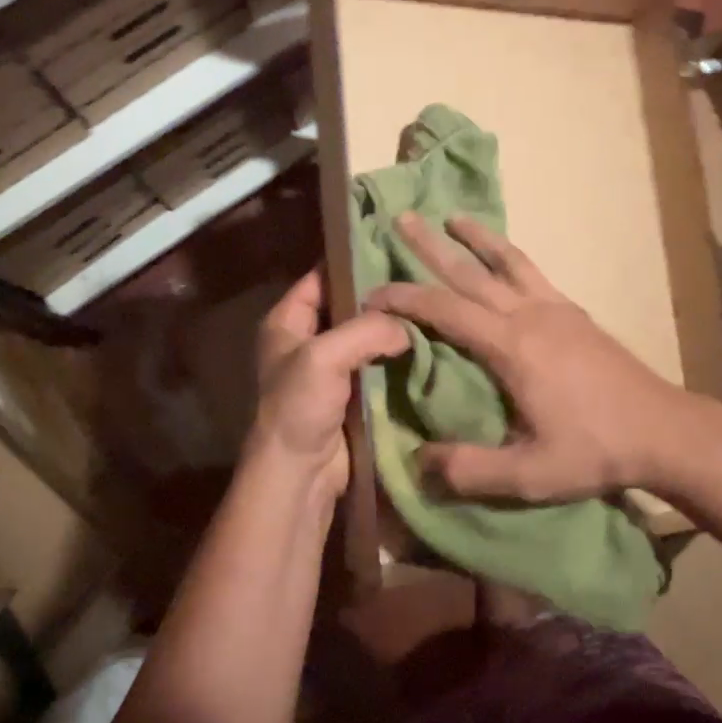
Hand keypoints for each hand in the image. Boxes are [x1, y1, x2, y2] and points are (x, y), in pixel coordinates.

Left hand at [253, 270, 409, 494]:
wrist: (299, 474)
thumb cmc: (299, 406)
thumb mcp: (325, 355)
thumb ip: (367, 330)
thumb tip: (407, 327)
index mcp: (287, 321)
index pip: (322, 277)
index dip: (352, 262)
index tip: (395, 248)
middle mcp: (307, 339)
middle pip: (349, 307)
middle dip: (382, 298)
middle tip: (424, 280)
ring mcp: (331, 369)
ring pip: (368, 338)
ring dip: (395, 331)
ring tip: (434, 308)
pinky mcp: (352, 395)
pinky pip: (379, 367)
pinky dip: (399, 360)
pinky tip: (430, 346)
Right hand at [366, 214, 712, 502]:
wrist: (664, 431)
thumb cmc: (595, 450)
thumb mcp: (529, 475)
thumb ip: (470, 470)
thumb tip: (417, 459)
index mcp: (511, 347)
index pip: (444, 311)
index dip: (404, 298)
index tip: (371, 293)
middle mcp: (529, 315)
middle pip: (470, 272)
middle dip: (431, 247)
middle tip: (401, 217)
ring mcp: (555, 309)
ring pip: (506, 261)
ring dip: (476, 237)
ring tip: (452, 217)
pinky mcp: (574, 313)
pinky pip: (533, 272)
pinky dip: (510, 255)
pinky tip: (504, 257)